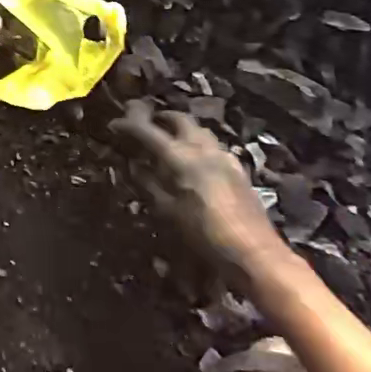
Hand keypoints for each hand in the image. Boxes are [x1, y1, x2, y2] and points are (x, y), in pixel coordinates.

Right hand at [110, 98, 286, 278]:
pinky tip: (195, 158)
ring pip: (199, 129)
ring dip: (181, 128)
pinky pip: (213, 145)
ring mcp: (224, 157)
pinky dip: (198, 142)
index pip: (146, 130)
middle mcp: (202, 149)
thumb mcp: (167, 210)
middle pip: (179, 119)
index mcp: (180, 157)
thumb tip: (135, 164)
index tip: (115, 125)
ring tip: (168, 138)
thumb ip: (148, 182)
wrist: (256, 254)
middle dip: (159, 117)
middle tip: (145, 123)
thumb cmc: (204, 234)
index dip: (128, 124)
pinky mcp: (238, 169)